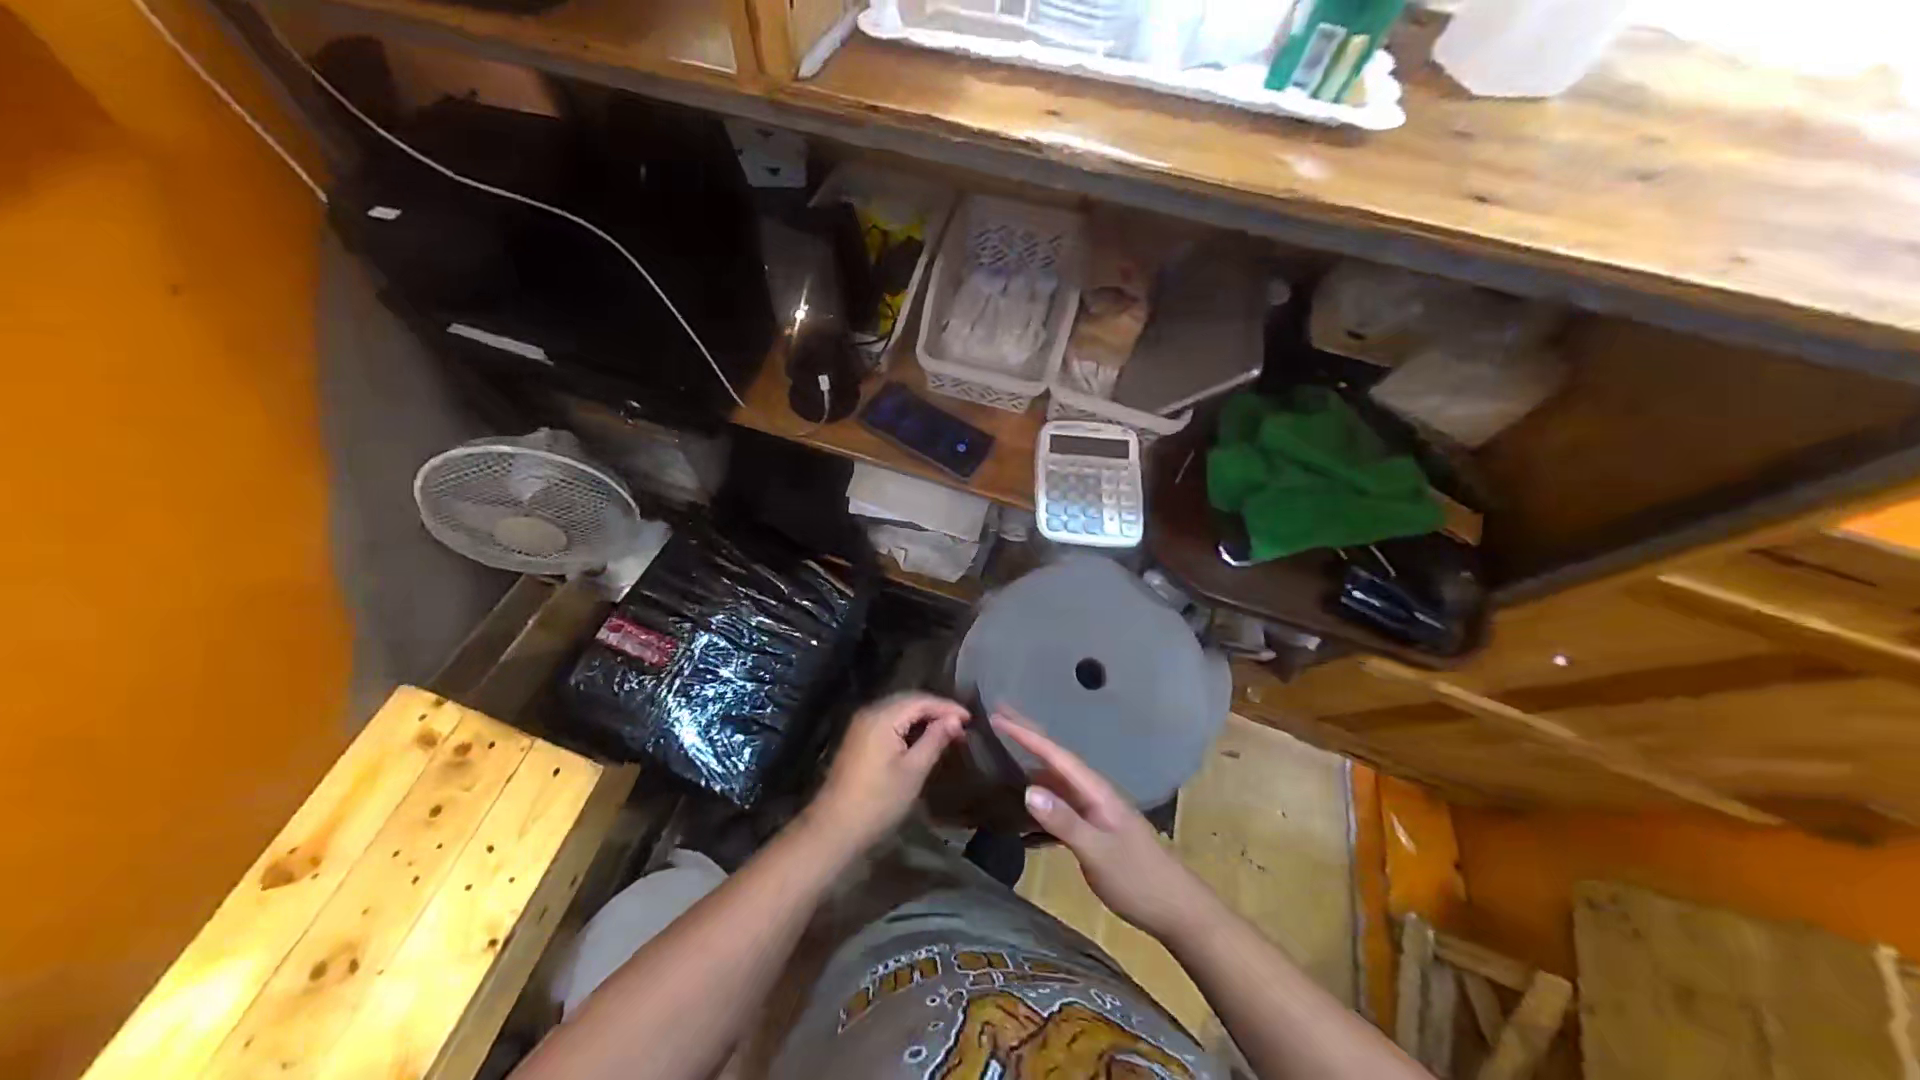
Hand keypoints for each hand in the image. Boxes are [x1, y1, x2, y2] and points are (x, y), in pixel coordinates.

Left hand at [807, 693, 969, 855]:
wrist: (835, 827)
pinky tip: (922, 739)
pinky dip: (907, 726)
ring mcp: (860, 725)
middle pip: (908, 701)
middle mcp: (869, 713)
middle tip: (961, 725)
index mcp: (882, 717)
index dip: (947, 707)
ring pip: (898, 710)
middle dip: (936, 710)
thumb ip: (935, 740)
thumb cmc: (879, 800)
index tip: (970, 719)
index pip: (921, 700)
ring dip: (922, 718)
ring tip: (947, 732)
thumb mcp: (913, 771)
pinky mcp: (858, 738)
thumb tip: (955, 720)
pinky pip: (888, 721)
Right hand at [993, 712, 1211, 939]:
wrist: (1176, 909)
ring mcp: (1094, 811)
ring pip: (1055, 780)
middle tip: (997, 714)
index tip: (998, 716)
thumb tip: (1028, 790)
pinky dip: (1038, 796)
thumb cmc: (1138, 879)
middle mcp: (1093, 793)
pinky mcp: (1092, 830)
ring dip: (1030, 764)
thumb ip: (1065, 821)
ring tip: (1001, 752)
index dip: (1026, 735)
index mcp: (1096, 791)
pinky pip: (1059, 804)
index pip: (1056, 755)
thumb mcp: (1098, 852)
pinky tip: (1022, 802)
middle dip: (1028, 736)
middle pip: (1055, 758)